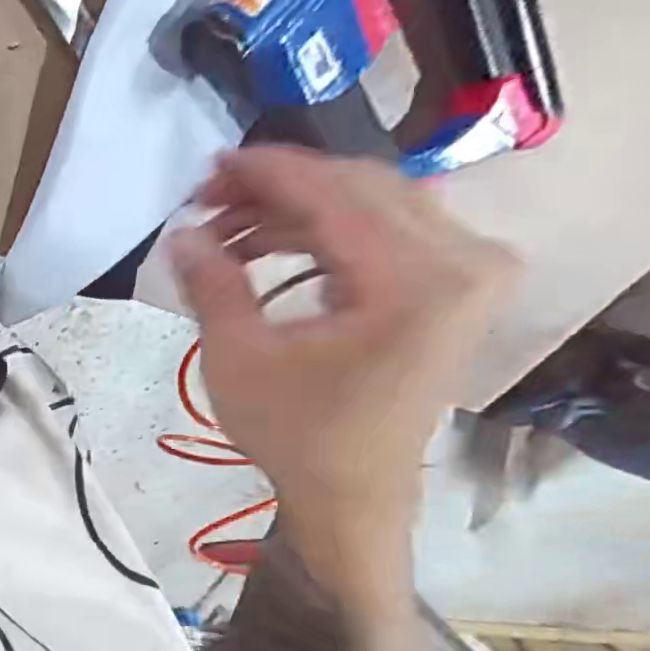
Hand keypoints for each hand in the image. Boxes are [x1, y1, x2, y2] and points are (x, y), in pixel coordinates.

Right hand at [169, 148, 516, 591]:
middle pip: (364, 189)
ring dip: (296, 210)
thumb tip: (180, 235)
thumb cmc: (293, 430)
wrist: (352, 485)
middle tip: (206, 199)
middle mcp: (465, 259)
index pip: (339, 196)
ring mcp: (469, 269)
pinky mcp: (455, 283)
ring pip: (375, 204)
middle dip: (278, 187)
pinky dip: (324, 231)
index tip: (210, 165)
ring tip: (225, 231)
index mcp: (417, 280)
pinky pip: (387, 231)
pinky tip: (269, 248)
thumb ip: (213, 287)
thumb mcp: (238, 359)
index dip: (270, 174)